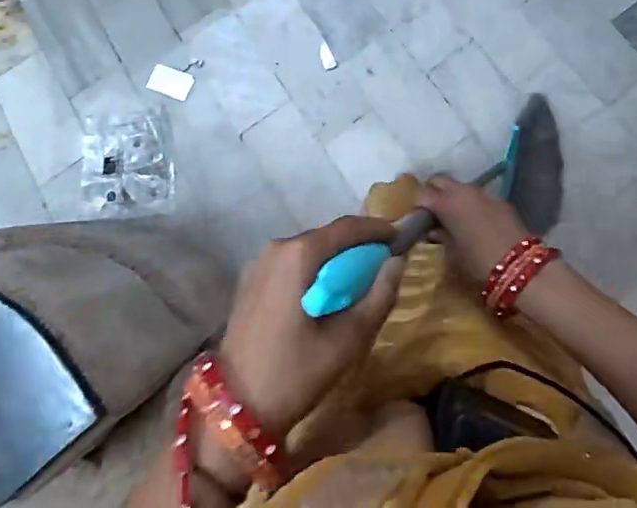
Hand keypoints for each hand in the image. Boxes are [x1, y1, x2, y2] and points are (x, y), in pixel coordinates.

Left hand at [212, 217, 403, 460]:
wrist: (235, 410)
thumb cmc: (294, 374)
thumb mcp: (347, 340)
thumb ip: (378, 296)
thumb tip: (397, 261)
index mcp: (298, 254)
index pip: (347, 227)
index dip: (378, 229)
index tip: (401, 239)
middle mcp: (276, 247)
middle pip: (327, 236)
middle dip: (357, 247)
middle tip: (383, 267)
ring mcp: (259, 263)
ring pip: (309, 250)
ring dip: (335, 261)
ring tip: (358, 285)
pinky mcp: (250, 281)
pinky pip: (292, 265)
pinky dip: (314, 272)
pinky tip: (325, 298)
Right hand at [415, 175, 531, 281]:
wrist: (521, 265)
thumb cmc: (479, 262)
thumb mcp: (453, 253)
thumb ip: (440, 236)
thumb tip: (433, 230)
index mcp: (446, 203)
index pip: (421, 194)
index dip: (416, 205)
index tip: (416, 218)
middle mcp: (462, 190)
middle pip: (439, 180)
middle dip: (432, 192)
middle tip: (431, 212)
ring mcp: (482, 192)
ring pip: (459, 185)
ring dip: (452, 195)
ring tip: (452, 215)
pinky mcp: (498, 198)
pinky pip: (477, 194)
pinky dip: (470, 202)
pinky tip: (474, 219)